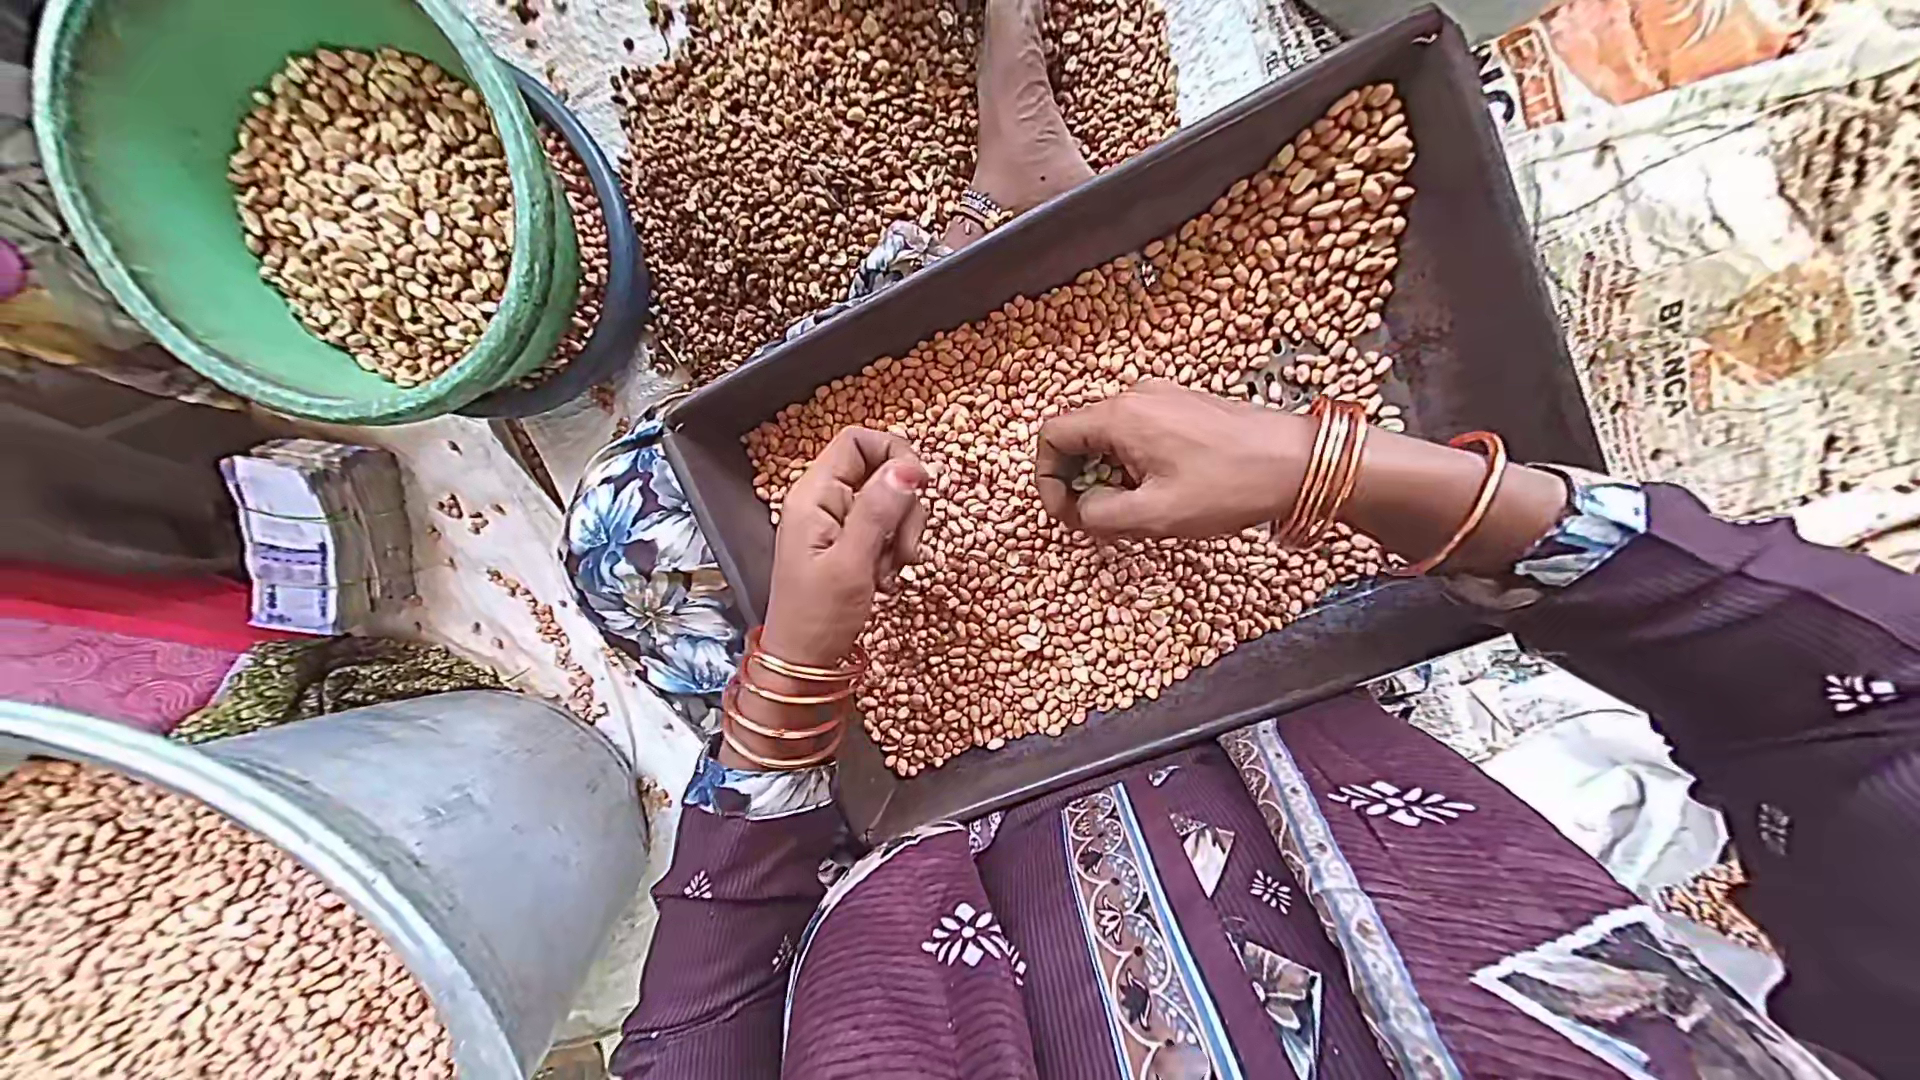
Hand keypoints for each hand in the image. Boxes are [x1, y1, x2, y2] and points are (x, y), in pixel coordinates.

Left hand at [762, 427, 928, 666]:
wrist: (804, 662)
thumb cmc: (818, 617)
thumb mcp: (851, 563)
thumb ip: (878, 511)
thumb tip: (908, 467)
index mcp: (814, 495)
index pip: (857, 440)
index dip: (894, 453)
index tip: (920, 485)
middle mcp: (826, 501)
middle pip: (882, 471)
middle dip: (904, 508)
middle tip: (902, 550)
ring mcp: (839, 523)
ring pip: (890, 503)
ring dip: (902, 535)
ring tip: (887, 571)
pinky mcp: (851, 543)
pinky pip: (887, 530)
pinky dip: (895, 551)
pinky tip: (884, 577)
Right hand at [1035, 380, 1314, 537]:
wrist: (1304, 462)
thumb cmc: (1230, 486)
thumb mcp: (1154, 515)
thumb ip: (1097, 514)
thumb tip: (1079, 507)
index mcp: (1120, 416)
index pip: (1052, 437)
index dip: (1046, 479)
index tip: (1066, 513)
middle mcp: (1136, 396)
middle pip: (1079, 438)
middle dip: (1079, 483)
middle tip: (1101, 520)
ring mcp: (1162, 397)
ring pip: (1107, 440)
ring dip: (1107, 477)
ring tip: (1138, 510)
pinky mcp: (1182, 407)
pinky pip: (1136, 435)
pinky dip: (1132, 466)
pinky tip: (1161, 492)